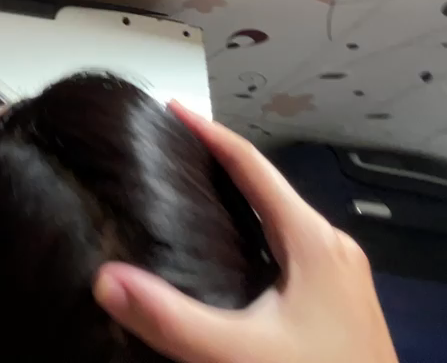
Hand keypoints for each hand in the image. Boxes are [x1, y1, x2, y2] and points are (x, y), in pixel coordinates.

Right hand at [92, 102, 398, 362]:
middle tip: (169, 149)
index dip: (209, 131)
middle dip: (218, 161)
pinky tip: (228, 248)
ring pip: (278, 215)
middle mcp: (333, 246)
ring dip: (237, 195)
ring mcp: (342, 274)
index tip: (171, 108)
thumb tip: (104, 279)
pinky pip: (288, 243)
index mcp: (315, 241)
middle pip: (266, 185)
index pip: (252, 164)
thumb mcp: (240, 356)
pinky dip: (253, 227)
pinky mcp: (341, 301)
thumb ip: (172, 318)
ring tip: (189, 188)